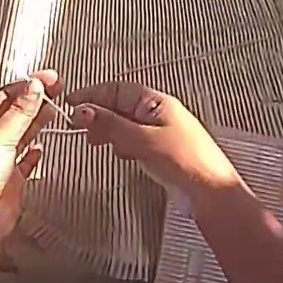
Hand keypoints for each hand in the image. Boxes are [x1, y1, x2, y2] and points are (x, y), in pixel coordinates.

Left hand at [0, 71, 62, 243]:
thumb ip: (19, 113)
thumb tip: (33, 87)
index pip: (2, 99)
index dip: (24, 86)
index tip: (46, 79)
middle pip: (13, 115)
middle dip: (34, 100)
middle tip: (57, 88)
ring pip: (21, 136)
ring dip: (37, 122)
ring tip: (54, 109)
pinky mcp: (11, 184)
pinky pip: (24, 164)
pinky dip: (33, 154)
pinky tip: (40, 148)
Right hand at [68, 81, 239, 197]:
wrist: (211, 192)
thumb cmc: (186, 162)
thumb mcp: (143, 140)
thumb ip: (111, 125)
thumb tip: (84, 111)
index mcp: (156, 102)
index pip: (116, 89)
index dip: (92, 95)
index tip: (71, 104)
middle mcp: (156, 114)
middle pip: (118, 106)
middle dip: (97, 115)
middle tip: (78, 126)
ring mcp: (157, 132)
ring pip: (123, 125)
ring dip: (107, 131)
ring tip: (95, 141)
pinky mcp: (158, 152)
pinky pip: (132, 141)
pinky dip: (120, 145)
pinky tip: (119, 153)